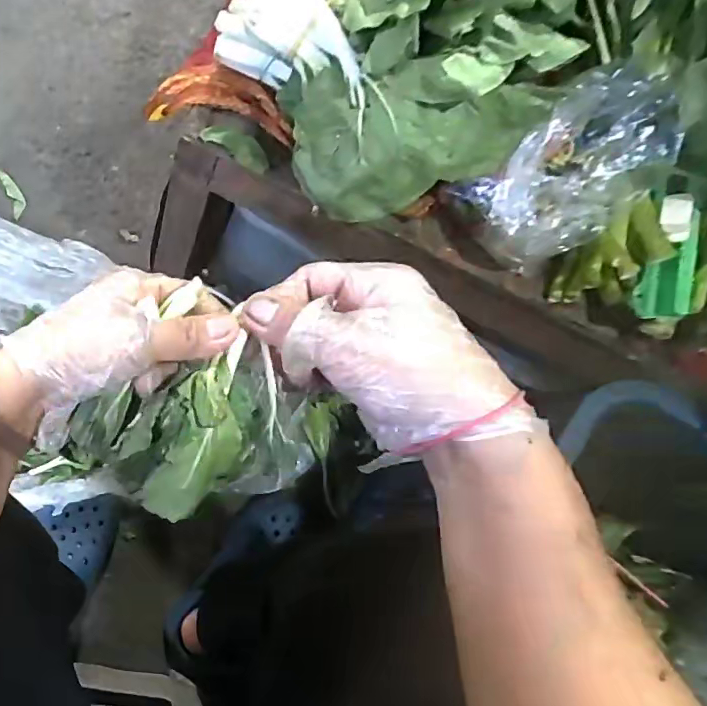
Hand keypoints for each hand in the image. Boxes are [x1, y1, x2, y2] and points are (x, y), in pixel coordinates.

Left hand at [1, 269, 239, 408]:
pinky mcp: (107, 356)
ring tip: (147, 383)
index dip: (210, 318)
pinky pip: (142, 363)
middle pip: (179, 322)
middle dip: (182, 349)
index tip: (225, 348)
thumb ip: (187, 335)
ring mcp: (116, 330)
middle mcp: (129, 303)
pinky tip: (137, 388)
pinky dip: (145, 376)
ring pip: (162, 347)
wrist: (31, 383)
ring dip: (162, 368)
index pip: (189, 294)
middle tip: (174, 369)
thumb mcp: (140, 340)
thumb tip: (236, 329)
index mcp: (136, 285)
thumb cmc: (85, 350)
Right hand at [239, 262, 538, 454]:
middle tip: (271, 360)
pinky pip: (327, 363)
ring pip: (316, 338)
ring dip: (297, 357)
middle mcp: (374, 304)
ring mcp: (372, 339)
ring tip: (290, 378)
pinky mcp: (368, 370)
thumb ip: (294, 325)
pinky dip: (311, 374)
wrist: (458, 429)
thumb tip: (248, 309)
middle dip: (287, 332)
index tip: (254, 330)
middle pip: (311, 307)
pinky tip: (304, 388)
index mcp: (377, 282)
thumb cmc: (405, 372)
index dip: (280, 299)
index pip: (312, 276)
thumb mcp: (345, 344)